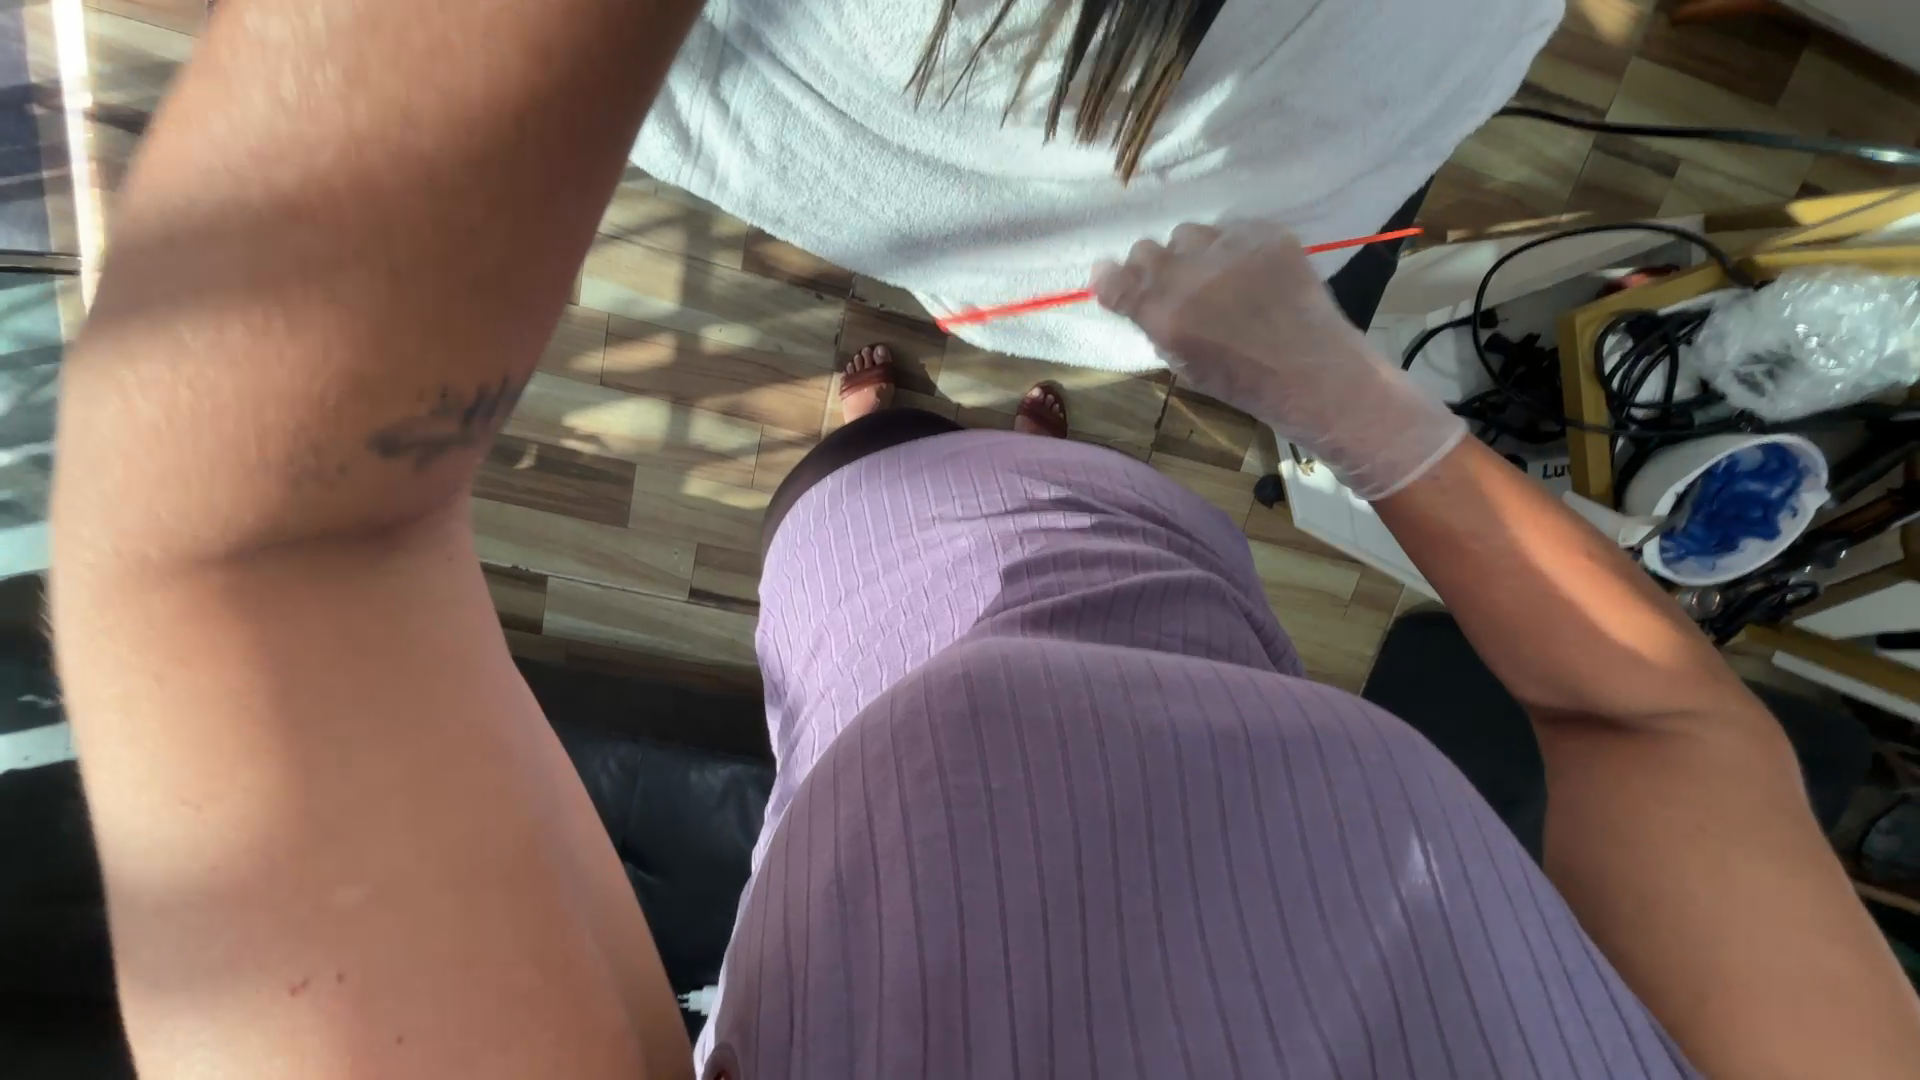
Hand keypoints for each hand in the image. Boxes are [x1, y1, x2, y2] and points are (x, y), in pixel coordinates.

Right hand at [1092, 222, 1465, 500]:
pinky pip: (1230, 227)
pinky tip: (1247, 272)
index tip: (1115, 286)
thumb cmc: (1241, 381)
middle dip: (1151, 268)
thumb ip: (1154, 325)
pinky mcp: (1266, 235)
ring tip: (1213, 276)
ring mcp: (1230, 250)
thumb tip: (1137, 300)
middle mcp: (1190, 276)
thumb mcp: (1182, 363)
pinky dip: (1231, 247)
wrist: (1311, 372)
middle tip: (1173, 288)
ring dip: (1190, 254)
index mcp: (1165, 316)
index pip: (1113, 279)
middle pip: (1146, 249)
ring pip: (1186, 234)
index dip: (1110, 280)